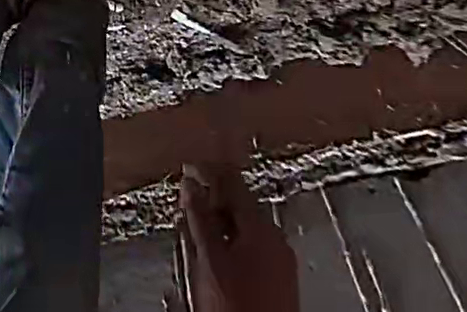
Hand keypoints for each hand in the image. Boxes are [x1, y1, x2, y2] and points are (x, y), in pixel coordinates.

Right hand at [180, 164, 299, 311]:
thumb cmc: (235, 307)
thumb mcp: (209, 258)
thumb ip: (199, 217)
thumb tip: (189, 184)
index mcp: (262, 226)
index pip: (233, 181)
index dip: (208, 171)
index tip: (187, 169)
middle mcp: (276, 238)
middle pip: (240, 205)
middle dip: (212, 201)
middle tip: (186, 203)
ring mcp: (280, 261)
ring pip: (244, 228)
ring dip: (219, 225)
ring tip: (195, 231)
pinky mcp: (279, 282)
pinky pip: (251, 250)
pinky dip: (231, 245)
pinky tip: (214, 258)